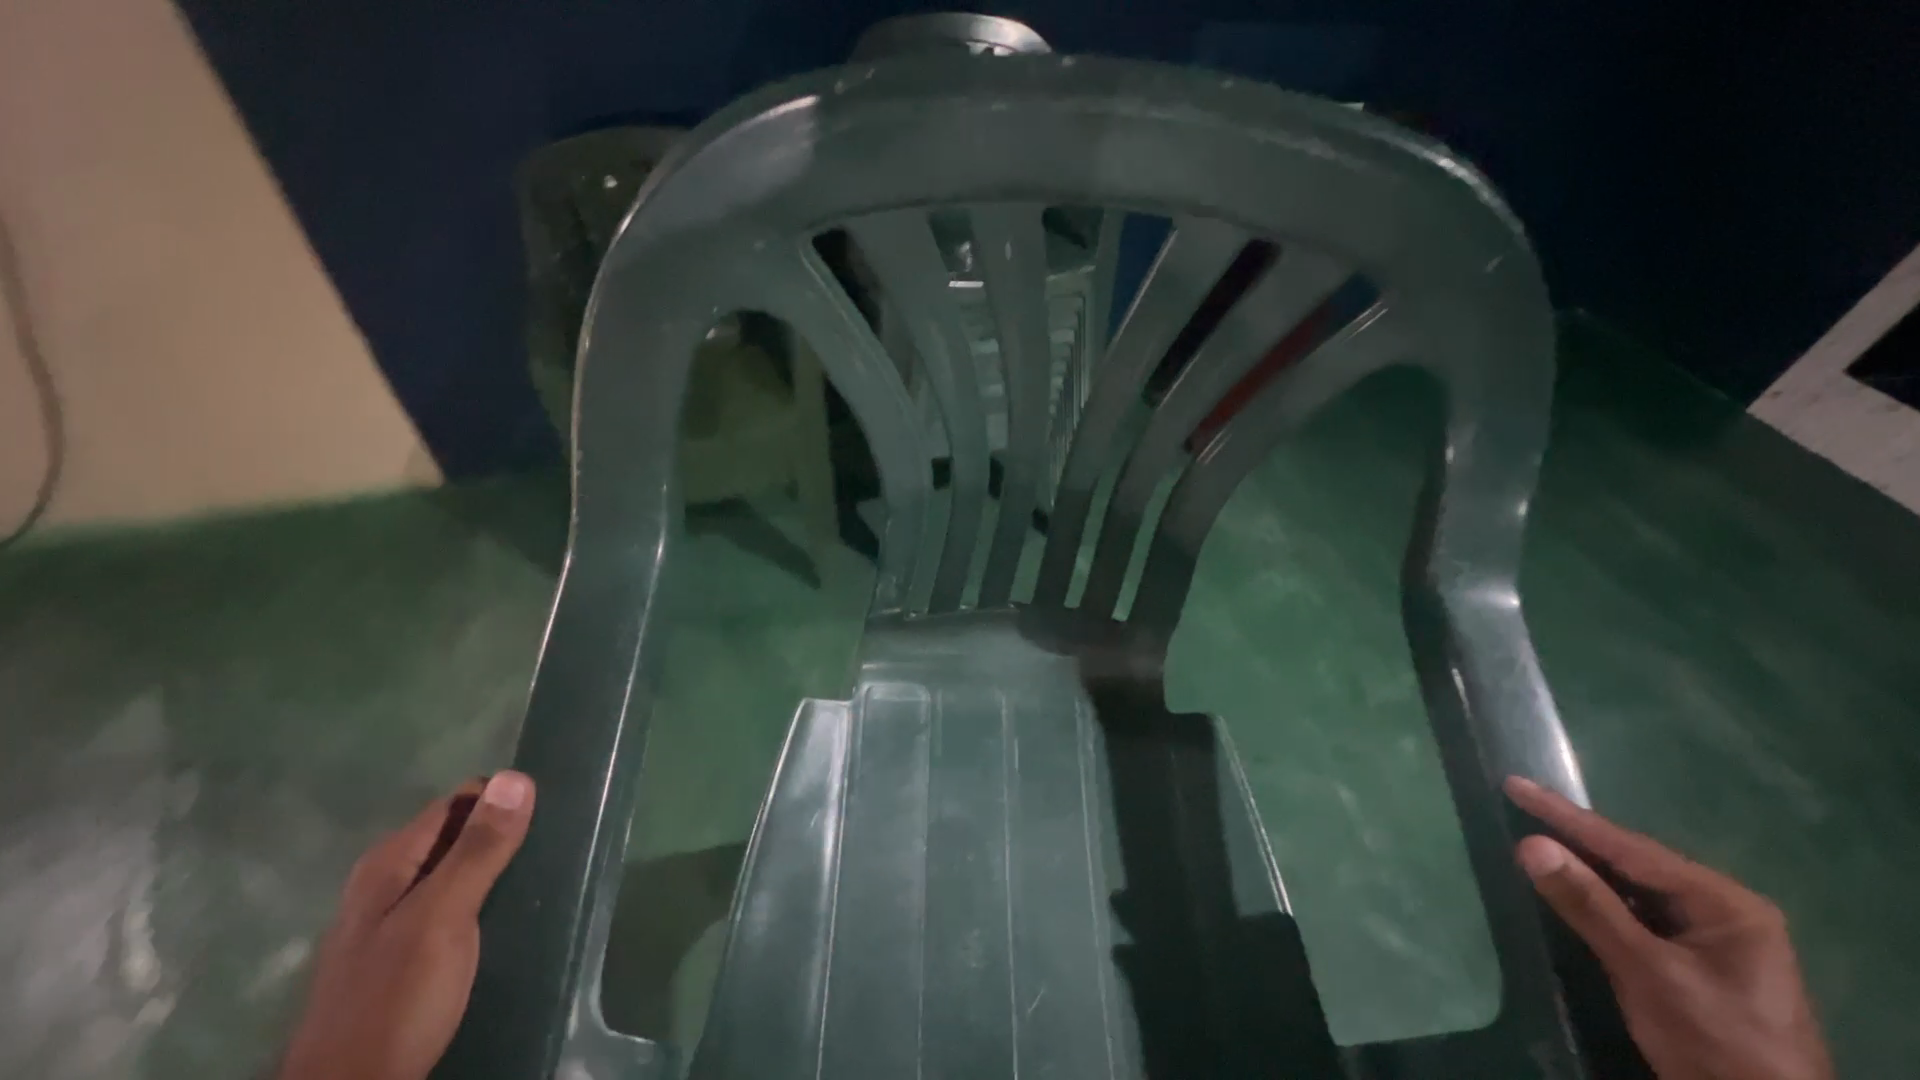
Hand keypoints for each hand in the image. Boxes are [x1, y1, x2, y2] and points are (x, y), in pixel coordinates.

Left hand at [278, 772, 536, 1079]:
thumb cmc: (394, 1001)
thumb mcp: (442, 918)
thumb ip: (477, 851)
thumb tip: (517, 776)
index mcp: (390, 863)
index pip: (459, 802)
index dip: (504, 801)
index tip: (553, 811)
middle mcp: (388, 881)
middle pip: (458, 835)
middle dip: (503, 833)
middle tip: (558, 846)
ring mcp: (395, 919)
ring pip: (459, 871)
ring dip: (499, 868)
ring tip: (547, 875)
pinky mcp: (410, 953)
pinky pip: (458, 905)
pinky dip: (487, 900)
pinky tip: (512, 916)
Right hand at [1505, 776, 1832, 1079]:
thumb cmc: (1715, 1043)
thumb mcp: (1647, 973)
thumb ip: (1589, 906)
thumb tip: (1530, 845)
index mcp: (1725, 903)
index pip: (1629, 847)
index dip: (1566, 816)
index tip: (1515, 785)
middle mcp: (1724, 910)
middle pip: (1634, 862)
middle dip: (1576, 835)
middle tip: (1520, 803)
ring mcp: (1715, 937)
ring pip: (1635, 888)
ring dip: (1586, 866)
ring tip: (1536, 837)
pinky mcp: (1699, 962)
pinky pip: (1640, 914)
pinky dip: (1601, 898)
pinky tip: (1574, 888)